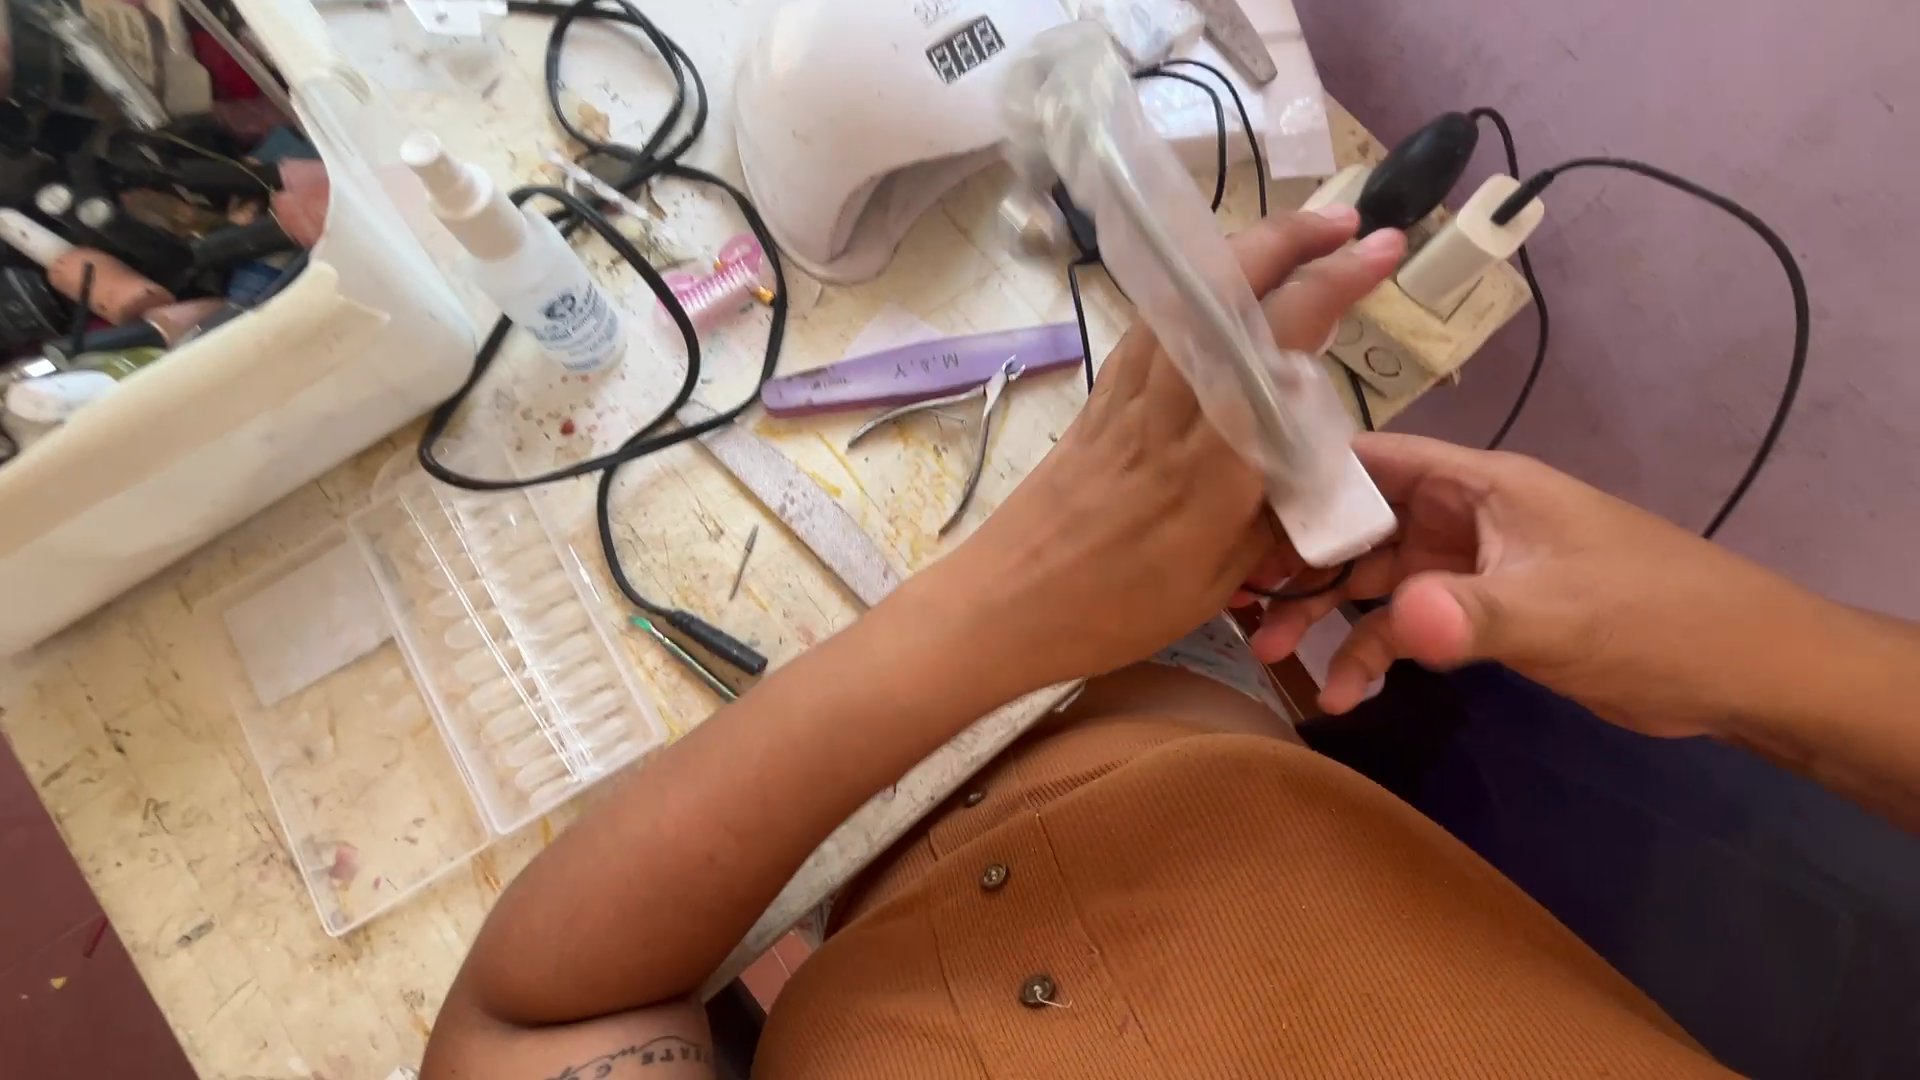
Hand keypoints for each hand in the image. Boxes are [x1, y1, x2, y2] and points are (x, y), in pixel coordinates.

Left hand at [928, 208, 1404, 692]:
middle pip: (1215, 303)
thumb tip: (1302, 467)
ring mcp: (1119, 406)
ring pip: (1175, 308)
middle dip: (1281, 242)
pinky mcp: (1091, 408)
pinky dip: (1182, 303)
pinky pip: (1141, 339)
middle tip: (1339, 221)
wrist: (1002, 606)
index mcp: (1209, 469)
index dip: (1329, 287)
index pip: (1273, 352)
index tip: (1379, 250)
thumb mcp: (1210, 587)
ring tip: (1284, 243)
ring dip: (1233, 260)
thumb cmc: (1109, 614)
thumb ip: (1264, 521)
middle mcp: (1163, 418)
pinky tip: (1207, 300)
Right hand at [1244, 433, 1816, 737]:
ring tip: (1268, 649)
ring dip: (1317, 614)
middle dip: (1296, 559)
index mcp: (1474, 484)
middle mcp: (1452, 516)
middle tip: (1238, 591)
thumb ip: (1472, 614)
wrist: (1742, 678)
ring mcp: (1454, 566)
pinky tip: (1342, 694)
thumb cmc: (1657, 616)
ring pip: (1364, 581)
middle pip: (1353, 525)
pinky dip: (1366, 657)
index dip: (1305, 476)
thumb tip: (1400, 621)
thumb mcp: (1559, 613)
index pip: (1372, 459)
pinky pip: (1395, 628)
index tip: (1239, 508)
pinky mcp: (1463, 611)